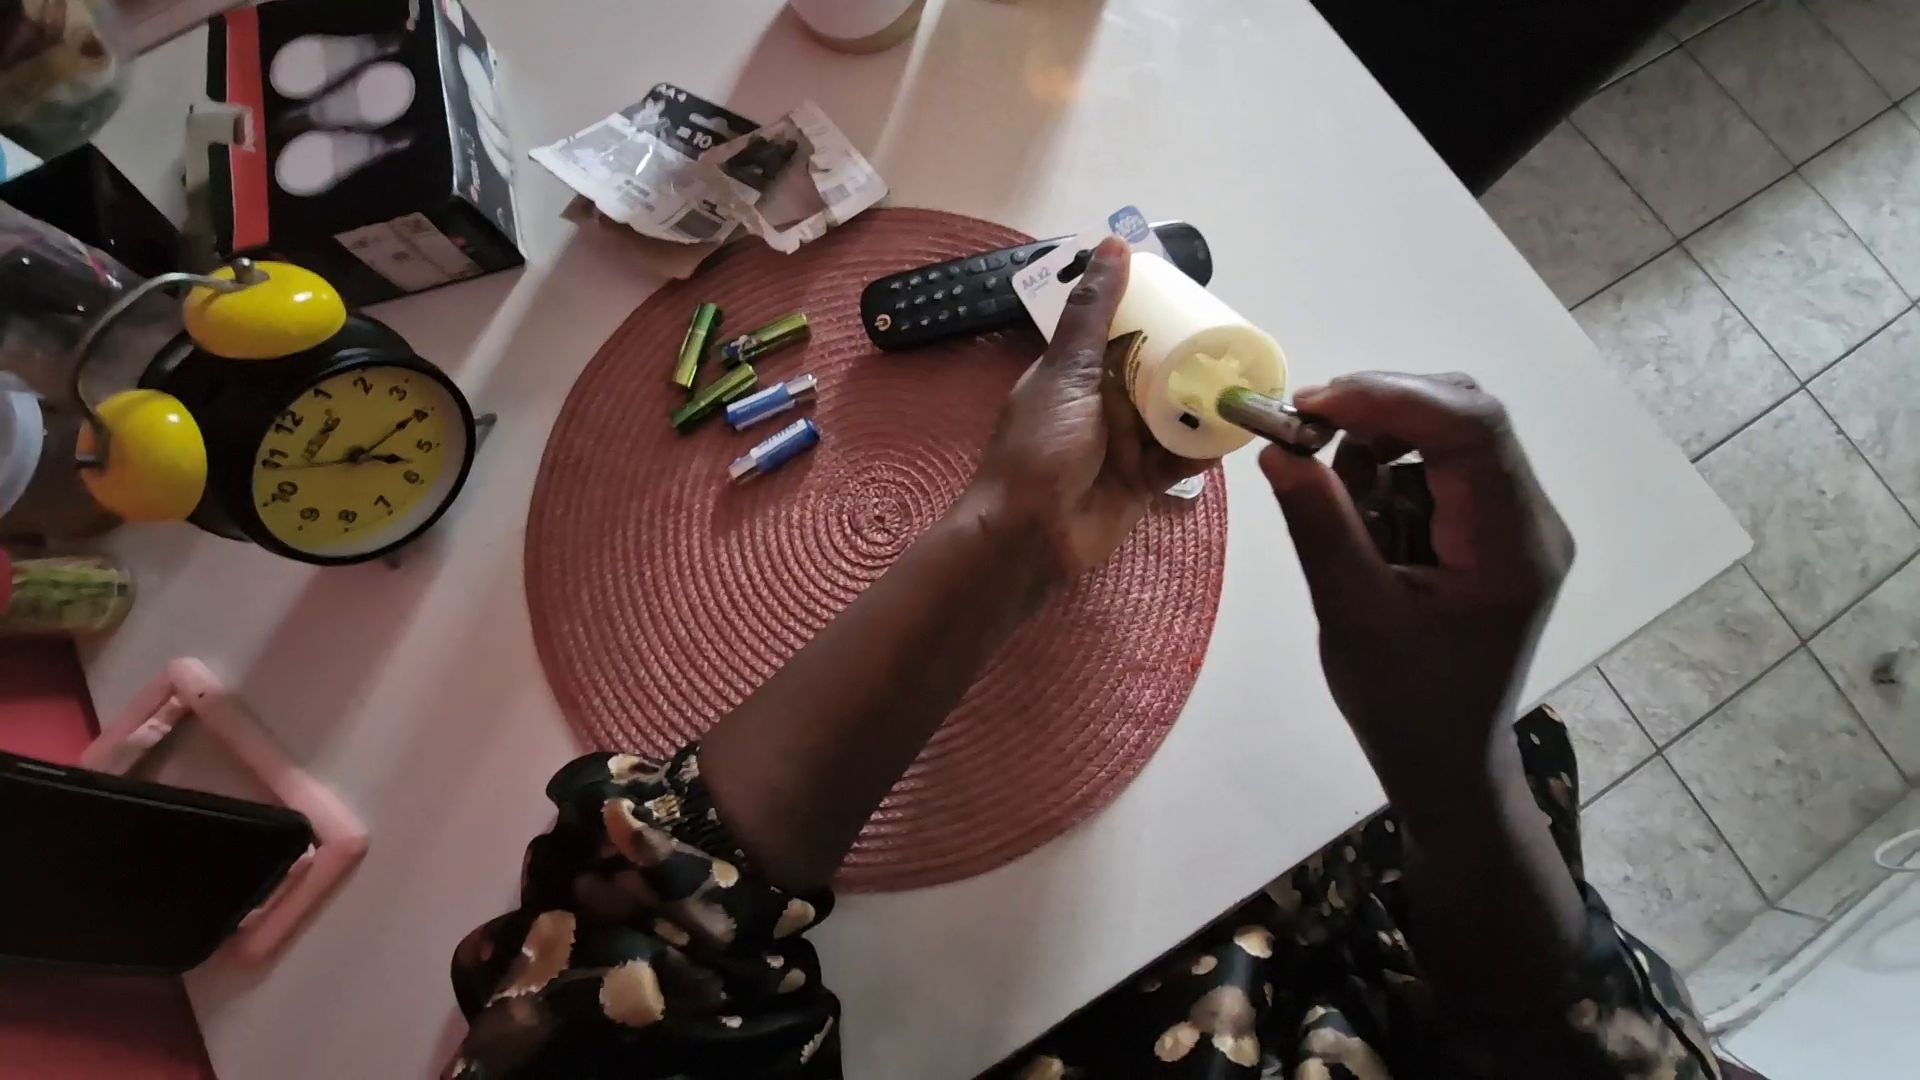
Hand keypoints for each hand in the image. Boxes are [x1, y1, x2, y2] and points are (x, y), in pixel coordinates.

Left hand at [967, 236, 1209, 577]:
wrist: (1031, 534)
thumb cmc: (1042, 447)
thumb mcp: (1066, 372)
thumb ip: (1093, 314)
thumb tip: (1113, 244)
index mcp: (1080, 372)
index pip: (1127, 333)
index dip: (1161, 318)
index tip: (1201, 301)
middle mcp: (1104, 404)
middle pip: (1158, 374)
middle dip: (1194, 363)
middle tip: (1239, 348)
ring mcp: (1124, 444)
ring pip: (1175, 415)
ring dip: (1205, 405)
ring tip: (1247, 386)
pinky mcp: (1142, 481)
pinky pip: (1181, 458)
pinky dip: (1203, 447)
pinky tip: (1232, 432)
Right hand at [1259, 372, 1573, 791]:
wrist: (1441, 752)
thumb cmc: (1401, 698)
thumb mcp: (1350, 613)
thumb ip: (1319, 526)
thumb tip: (1278, 451)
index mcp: (1510, 545)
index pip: (1469, 431)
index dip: (1387, 399)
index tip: (1307, 405)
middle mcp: (1527, 519)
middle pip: (1466, 417)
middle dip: (1379, 410)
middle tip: (1303, 430)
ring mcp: (1511, 522)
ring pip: (1447, 435)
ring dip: (1377, 446)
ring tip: (1332, 499)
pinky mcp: (1485, 530)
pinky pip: (1435, 469)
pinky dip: (1384, 473)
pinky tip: (1358, 517)